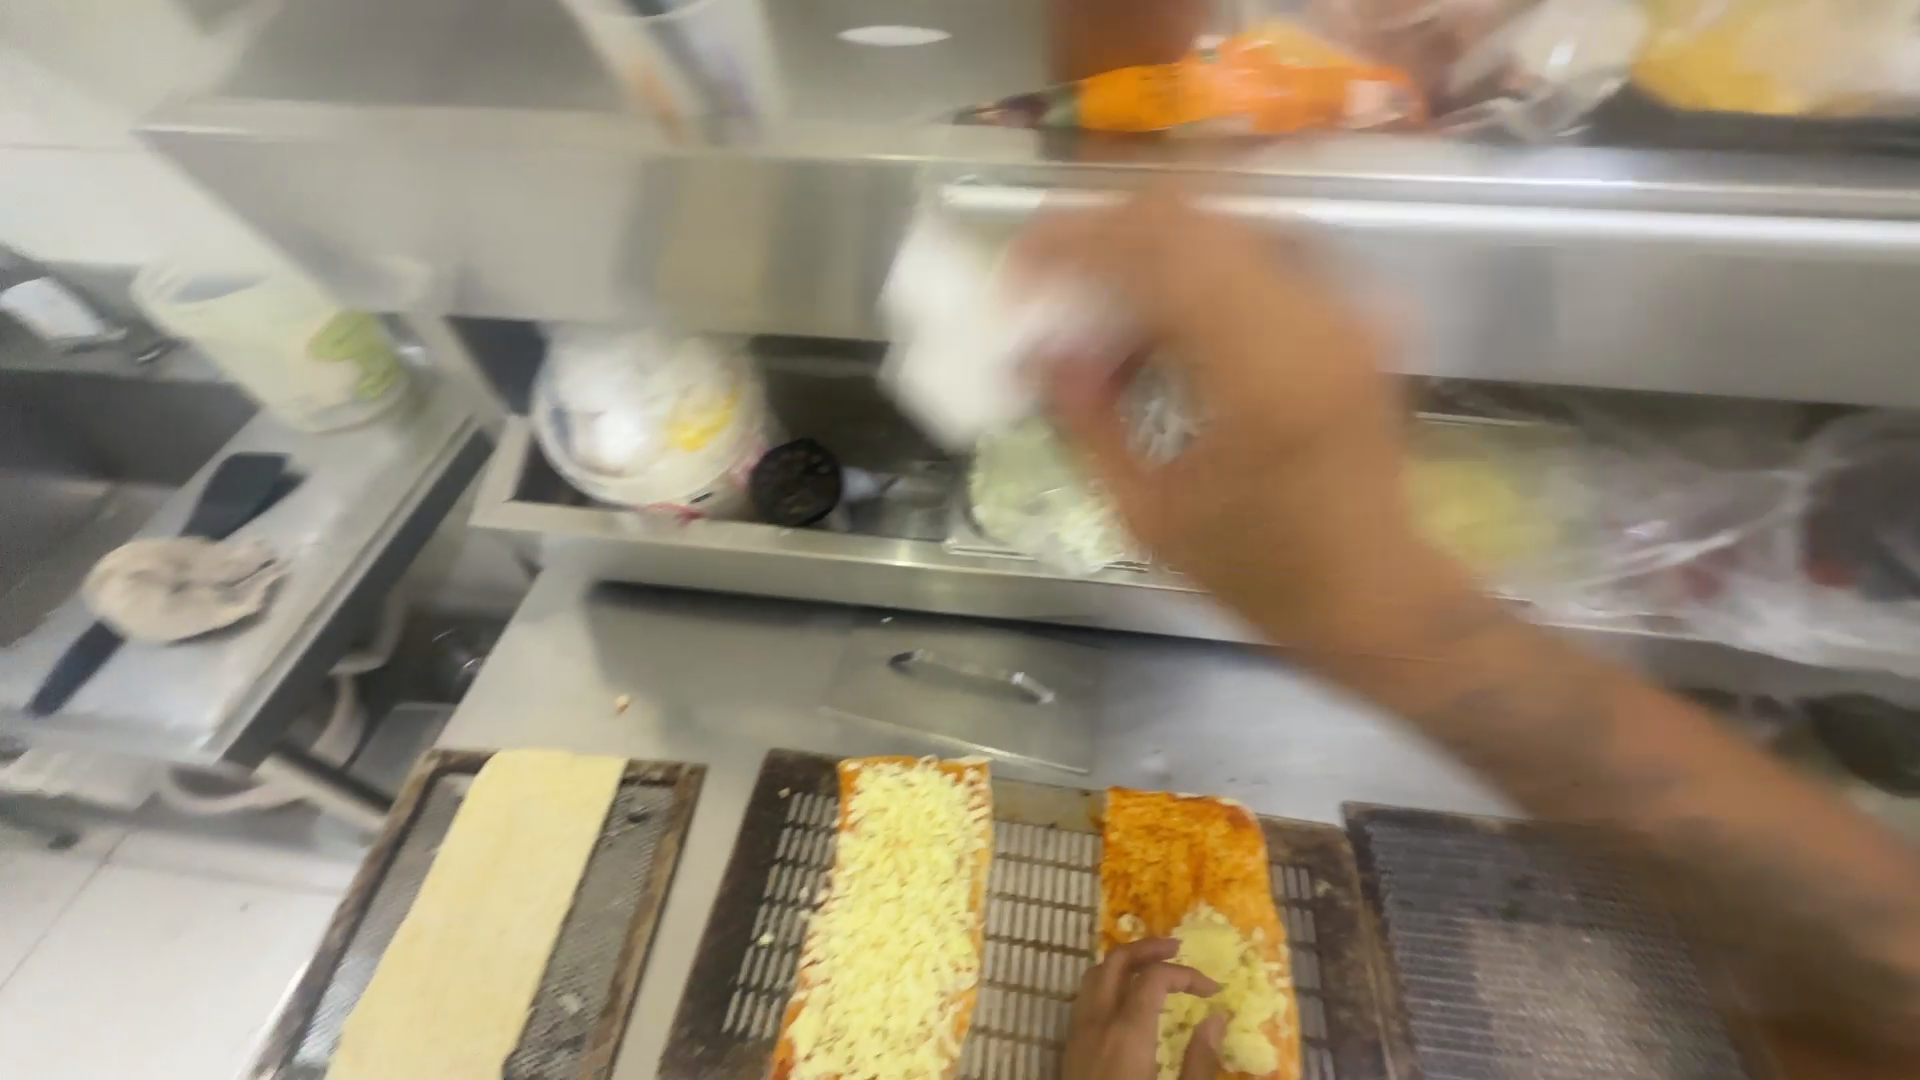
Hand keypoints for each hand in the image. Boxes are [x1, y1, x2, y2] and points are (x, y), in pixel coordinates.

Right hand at [1019, 187, 1468, 652]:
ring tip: (1103, 310)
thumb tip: (1045, 354)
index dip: (1075, 242)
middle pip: (1189, 217)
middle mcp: (1310, 317)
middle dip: (1105, 234)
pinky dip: (1193, 272)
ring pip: (1223, 225)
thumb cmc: (1257, 573)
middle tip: (1055, 279)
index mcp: (1258, 375)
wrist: (1374, 593)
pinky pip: (1255, 256)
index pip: (1154, 254)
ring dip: (1148, 252)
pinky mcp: (1350, 315)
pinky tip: (1163, 325)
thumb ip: (1090, 422)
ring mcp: (1340, 308)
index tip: (1022, 263)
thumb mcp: (1147, 514)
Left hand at [1062, 938, 1227, 1079]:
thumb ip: (1200, 1062)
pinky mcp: (1069, 1050)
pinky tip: (1127, 1003)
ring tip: (1153, 969)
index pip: (1154, 978)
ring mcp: (1077, 1034)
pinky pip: (1086, 997)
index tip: (1214, 991)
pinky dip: (1108, 983)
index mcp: (1126, 1034)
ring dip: (1124, 962)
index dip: (1185, 974)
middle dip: (1148, 949)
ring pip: (1095, 974)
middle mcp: (1097, 1023)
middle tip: (1178, 950)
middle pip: (1117, 961)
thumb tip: (1216, 1019)